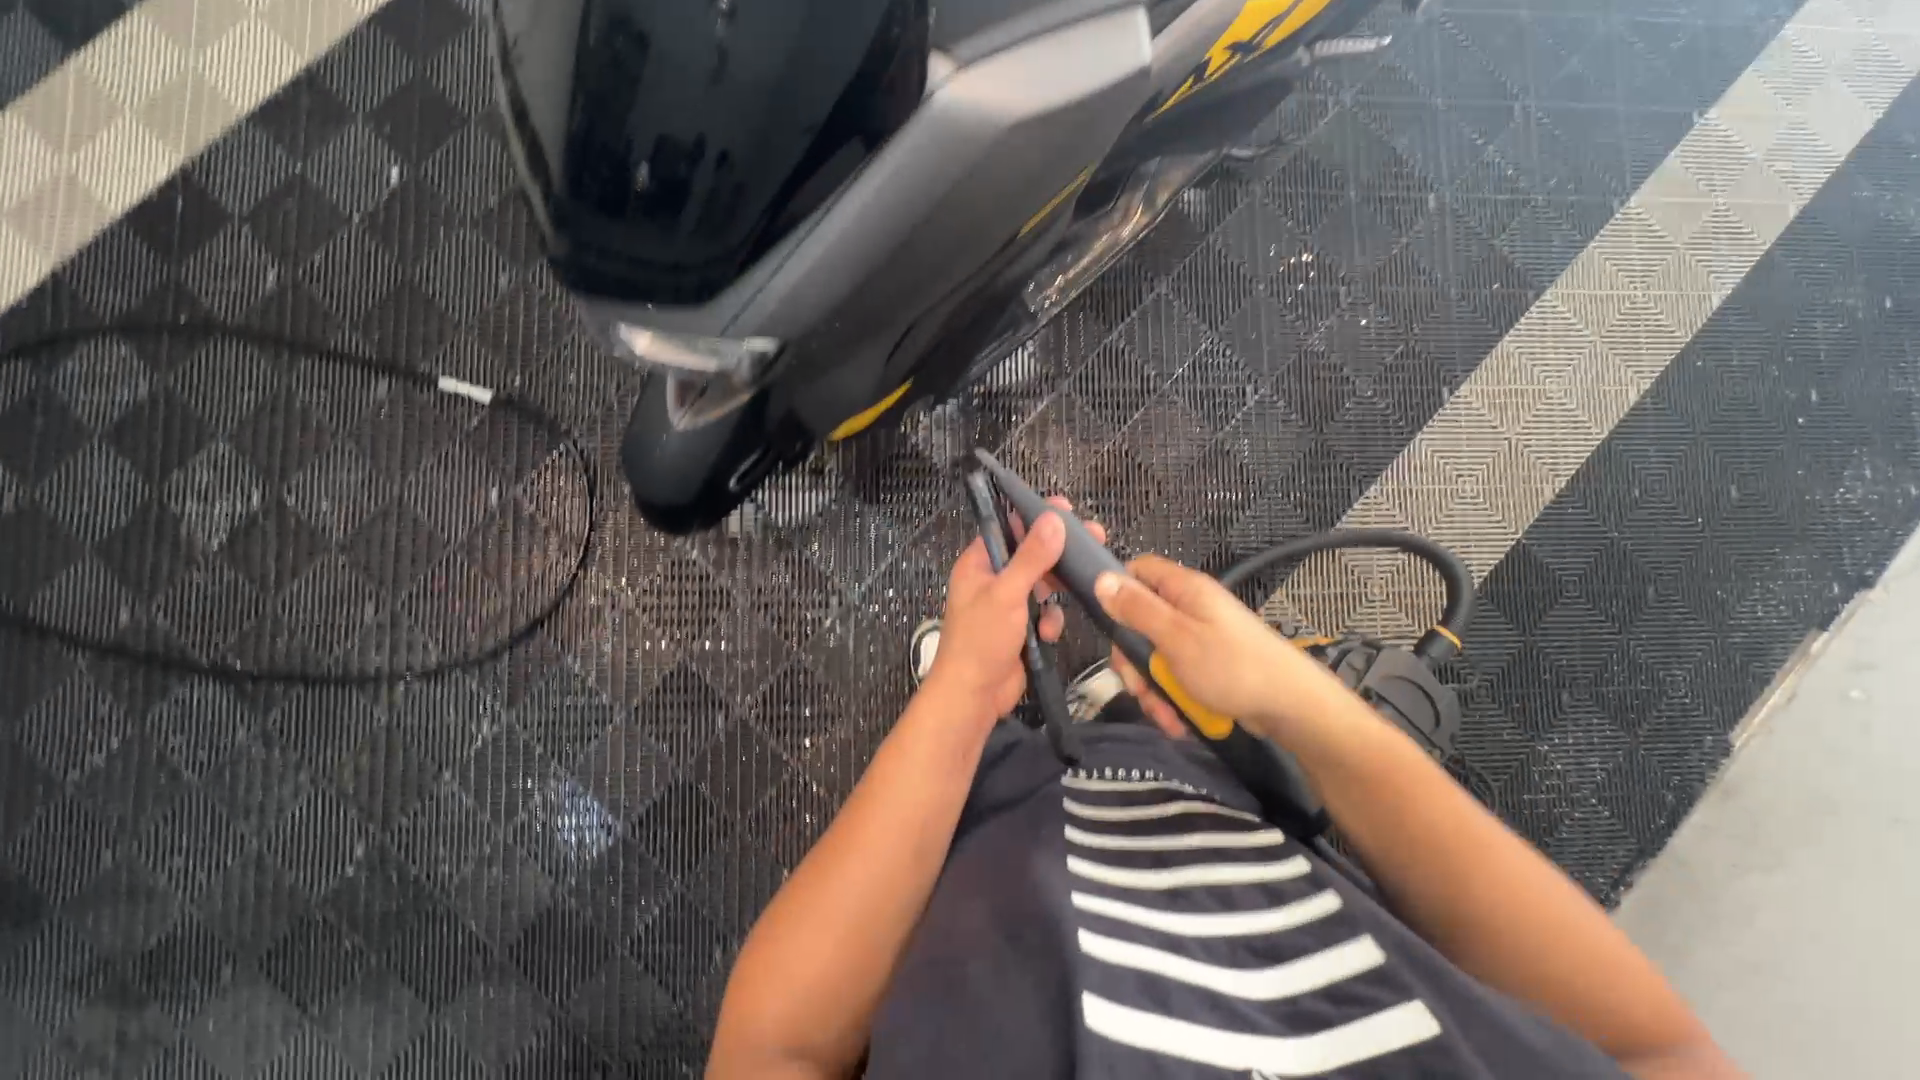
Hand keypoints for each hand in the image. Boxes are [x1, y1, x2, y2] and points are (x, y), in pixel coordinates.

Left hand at [923, 498, 1104, 724]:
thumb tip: (1054, 519)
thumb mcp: (1007, 593)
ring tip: (1082, 584)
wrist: (974, 695)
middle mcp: (992, 580)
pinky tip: (1046, 634)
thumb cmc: (982, 639)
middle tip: (1095, 538)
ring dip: (1056, 592)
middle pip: (1032, 555)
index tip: (1067, 509)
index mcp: (978, 564)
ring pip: (1042, 585)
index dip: (1036, 517)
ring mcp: (1007, 606)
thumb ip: (1032, 556)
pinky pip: (1045, 614)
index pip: (1009, 528)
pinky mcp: (1021, 629)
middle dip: (1059, 553)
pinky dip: (1050, 621)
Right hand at [1095, 554, 1348, 741]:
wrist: (1292, 708)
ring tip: (1165, 714)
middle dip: (1133, 661)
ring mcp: (1200, 638)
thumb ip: (1137, 609)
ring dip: (1152, 688)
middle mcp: (1191, 608)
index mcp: (1184, 590)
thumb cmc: (1232, 667)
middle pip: (1140, 623)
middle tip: (1139, 686)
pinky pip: (1175, 677)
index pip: (1138, 571)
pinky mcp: (1208, 666)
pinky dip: (1172, 699)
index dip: (1117, 592)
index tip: (1109, 625)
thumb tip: (1102, 579)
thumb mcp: (1176, 638)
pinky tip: (1179, 721)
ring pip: (1155, 657)